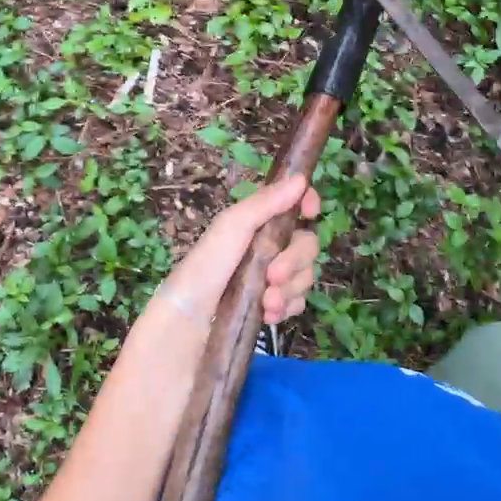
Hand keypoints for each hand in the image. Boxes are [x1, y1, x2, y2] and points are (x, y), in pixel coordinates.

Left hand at [158, 175, 320, 325]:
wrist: (189, 321)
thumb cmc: (207, 266)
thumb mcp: (232, 226)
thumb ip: (266, 202)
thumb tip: (301, 179)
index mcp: (258, 221)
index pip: (295, 204)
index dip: (309, 202)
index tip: (311, 211)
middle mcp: (269, 245)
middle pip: (307, 243)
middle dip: (294, 261)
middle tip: (273, 276)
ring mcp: (273, 277)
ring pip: (306, 275)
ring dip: (289, 289)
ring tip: (266, 302)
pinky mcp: (273, 305)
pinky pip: (298, 301)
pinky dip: (286, 307)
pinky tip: (268, 314)